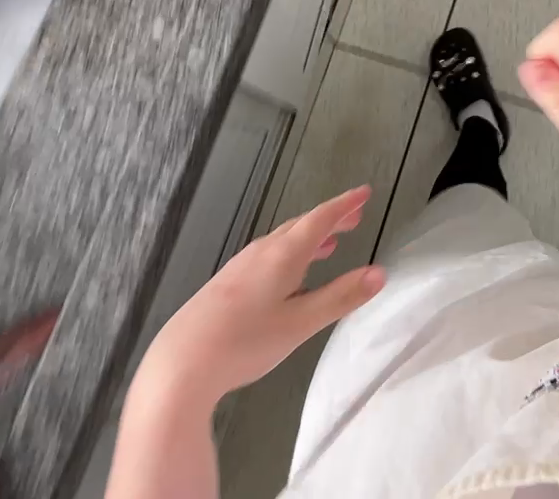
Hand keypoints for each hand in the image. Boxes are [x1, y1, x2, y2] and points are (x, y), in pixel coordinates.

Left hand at [132, 185, 385, 409]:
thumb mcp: (300, 324)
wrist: (179, 366)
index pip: (320, 219)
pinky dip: (291, 253)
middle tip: (355, 217)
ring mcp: (241, 267)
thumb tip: (379, 273)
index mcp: (283, 254)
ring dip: (310, 237)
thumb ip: (340, 297)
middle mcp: (262, 252)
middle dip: (330, 219)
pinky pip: (269, 255)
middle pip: (301, 226)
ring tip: (330, 243)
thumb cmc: (245, 342)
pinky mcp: (227, 284)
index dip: (345, 205)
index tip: (365, 192)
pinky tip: (290, 274)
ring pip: (283, 241)